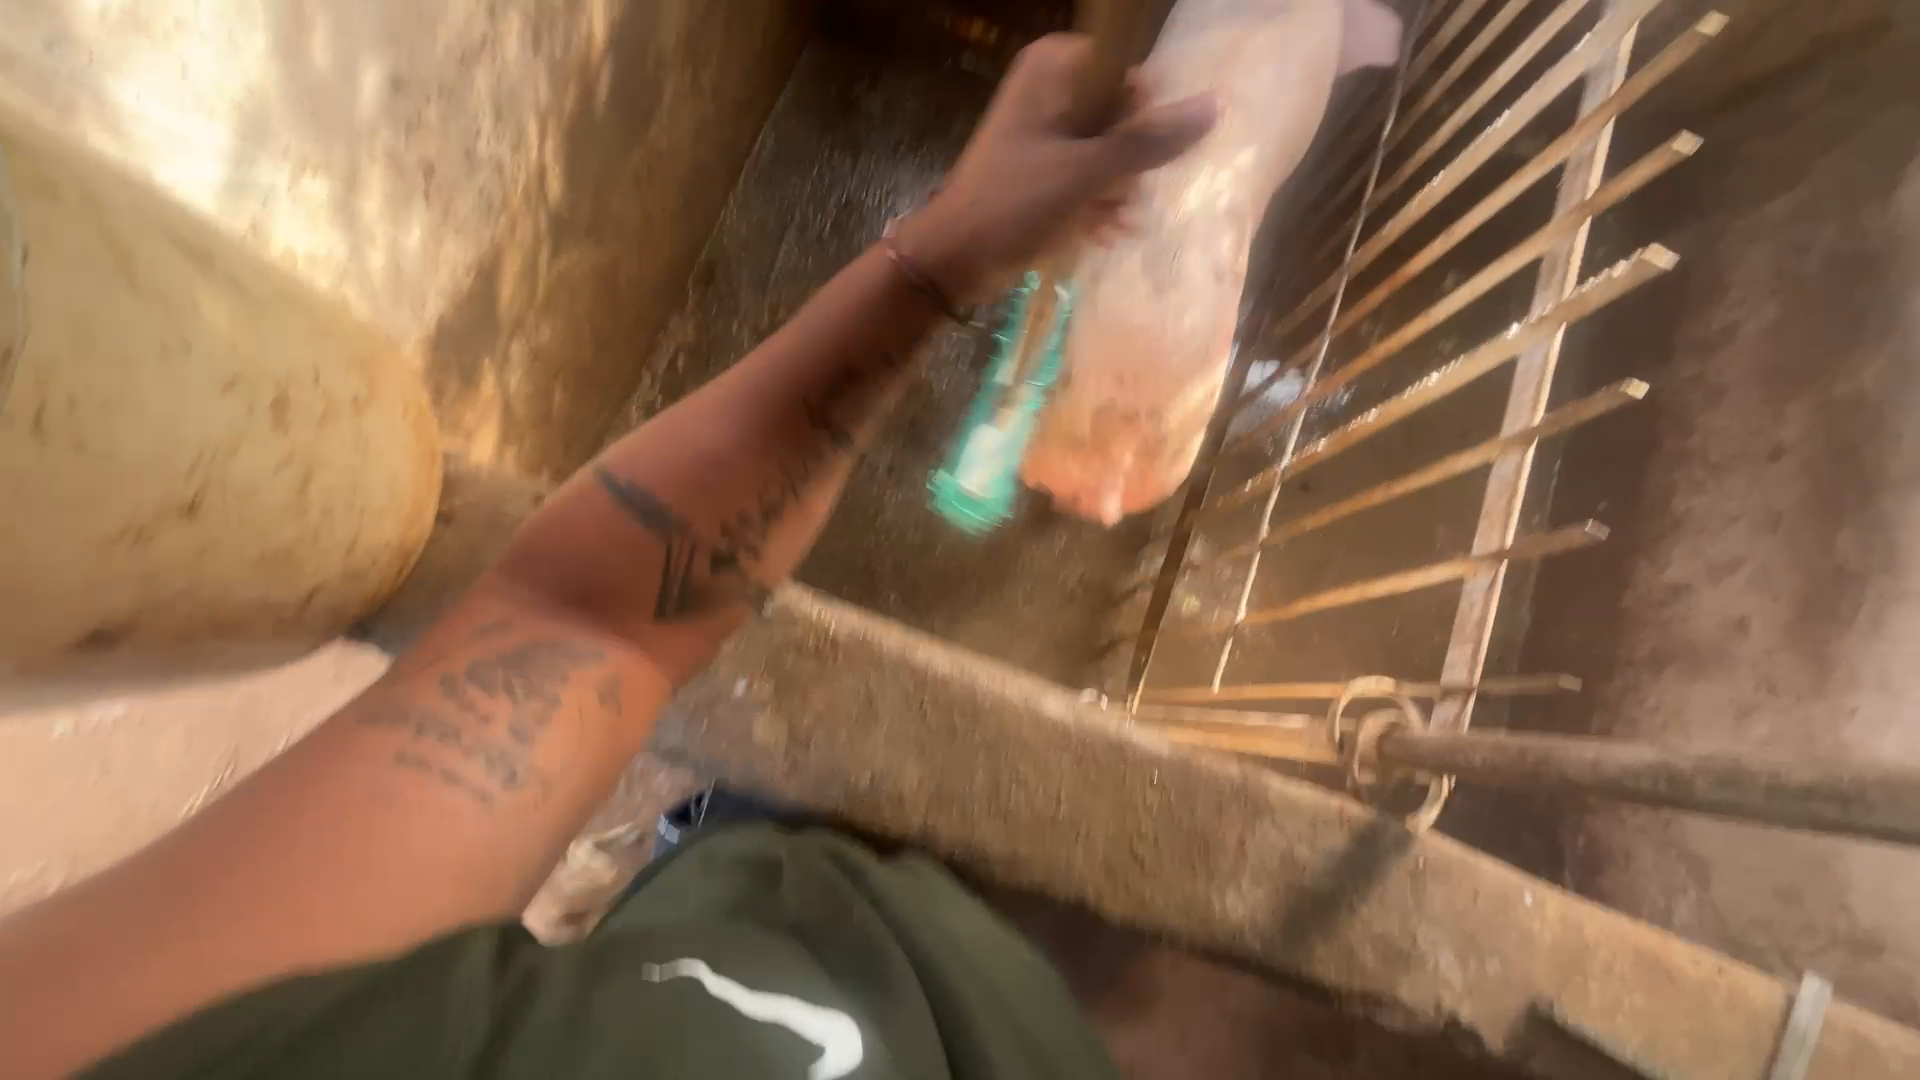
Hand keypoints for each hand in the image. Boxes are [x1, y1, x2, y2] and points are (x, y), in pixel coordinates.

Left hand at [894, 33, 1217, 302]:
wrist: (955, 258)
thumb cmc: (1015, 203)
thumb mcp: (1086, 171)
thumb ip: (1148, 140)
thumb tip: (1213, 107)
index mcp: (1054, 68)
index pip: (1128, 71)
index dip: (1142, 114)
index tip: (1141, 154)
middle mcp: (1049, 91)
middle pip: (1120, 114)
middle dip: (1130, 161)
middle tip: (1123, 191)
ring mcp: (1044, 135)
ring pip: (1106, 151)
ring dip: (1117, 189)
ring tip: (1114, 218)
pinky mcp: (1040, 174)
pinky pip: (1085, 178)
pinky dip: (1097, 204)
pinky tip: (1107, 233)